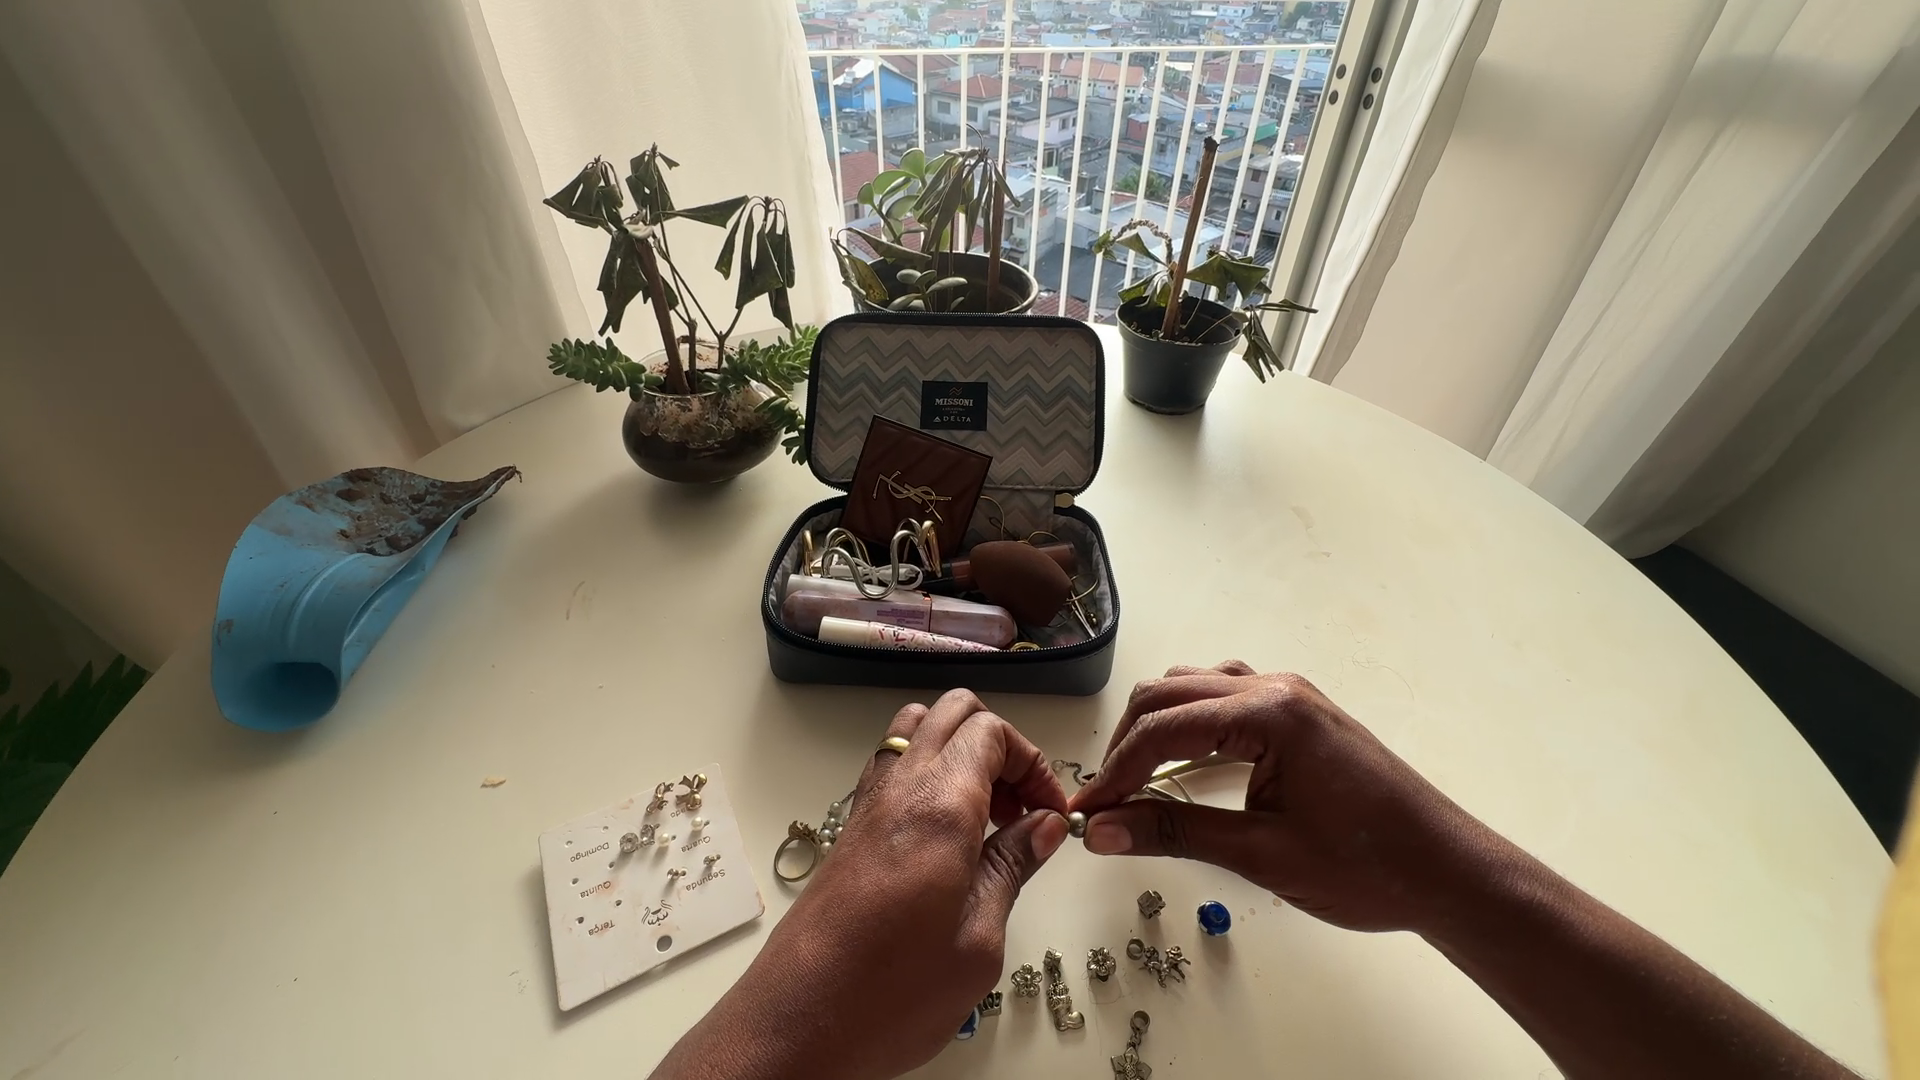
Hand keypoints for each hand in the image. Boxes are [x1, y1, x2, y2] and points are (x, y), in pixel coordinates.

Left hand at [652, 690, 1069, 1079]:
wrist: (797, 1021)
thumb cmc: (892, 991)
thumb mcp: (978, 939)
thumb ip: (1013, 866)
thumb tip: (1045, 824)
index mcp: (939, 804)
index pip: (991, 732)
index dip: (1033, 762)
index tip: (1050, 812)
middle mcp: (901, 785)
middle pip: (955, 711)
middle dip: (1001, 745)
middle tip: (1022, 806)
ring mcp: (870, 798)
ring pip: (919, 726)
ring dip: (961, 749)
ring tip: (985, 811)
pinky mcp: (852, 822)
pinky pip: (895, 760)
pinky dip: (931, 768)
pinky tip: (948, 828)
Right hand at [1068, 662, 1515, 934]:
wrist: (1453, 873)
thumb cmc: (1369, 868)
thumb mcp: (1263, 854)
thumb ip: (1174, 832)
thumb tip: (1102, 831)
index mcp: (1269, 713)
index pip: (1165, 729)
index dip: (1116, 770)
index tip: (1089, 811)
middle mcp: (1274, 687)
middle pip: (1169, 694)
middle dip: (1127, 744)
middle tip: (1105, 797)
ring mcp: (1288, 693)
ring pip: (1193, 685)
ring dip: (1155, 724)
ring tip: (1135, 775)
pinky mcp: (1297, 709)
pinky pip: (1223, 693)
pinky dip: (1188, 717)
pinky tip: (1185, 750)